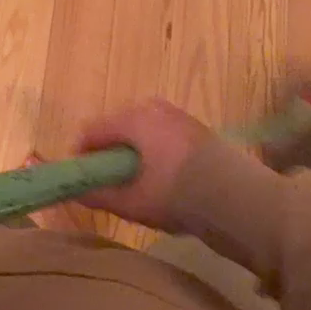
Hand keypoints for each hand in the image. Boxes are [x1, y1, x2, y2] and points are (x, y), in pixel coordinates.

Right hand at [74, 98, 221, 229]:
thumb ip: (99, 194)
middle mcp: (153, 107)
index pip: (92, 130)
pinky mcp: (193, 125)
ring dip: (133, 150)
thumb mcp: (132, 202)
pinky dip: (153, 149)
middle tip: (110, 183)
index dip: (82, 155)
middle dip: (109, 152)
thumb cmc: (175, 194)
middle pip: (117, 126)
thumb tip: (76, 191)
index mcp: (134, 118)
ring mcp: (176, 113)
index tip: (82, 180)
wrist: (234, 195)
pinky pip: (160, 132)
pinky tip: (162, 175)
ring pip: (141, 129)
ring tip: (138, 182)